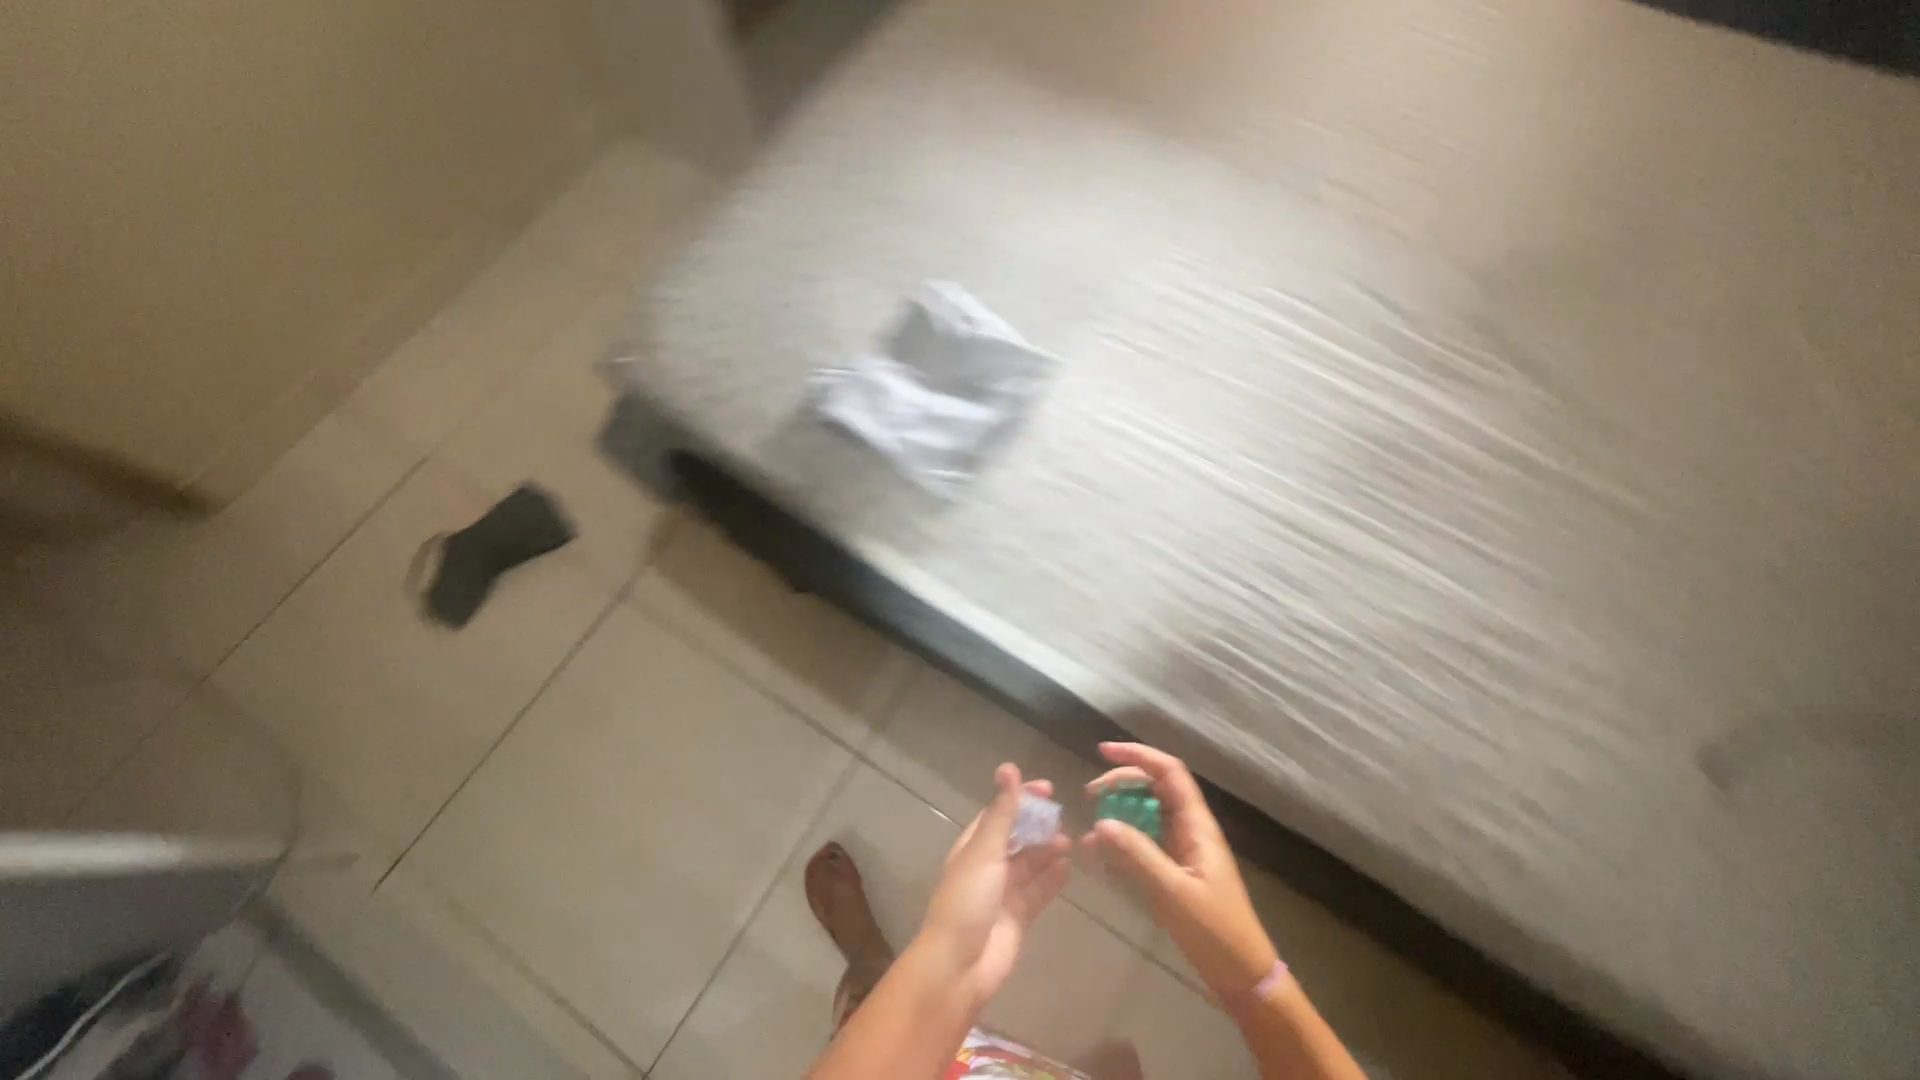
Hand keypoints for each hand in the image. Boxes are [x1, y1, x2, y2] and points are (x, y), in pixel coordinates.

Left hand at [916, 764, 1071, 1004]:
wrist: (960, 965)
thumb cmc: (967, 900)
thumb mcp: (985, 851)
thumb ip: (1002, 812)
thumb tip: (1009, 768)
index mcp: (972, 847)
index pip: (998, 813)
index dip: (1020, 799)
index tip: (1047, 789)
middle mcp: (987, 866)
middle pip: (1016, 838)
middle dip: (1037, 825)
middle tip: (1063, 815)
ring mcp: (1003, 892)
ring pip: (1030, 864)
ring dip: (1047, 850)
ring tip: (1070, 840)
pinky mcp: (1019, 916)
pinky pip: (1039, 890)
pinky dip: (1053, 877)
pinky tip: (1069, 866)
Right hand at [1082, 742, 1278, 1003]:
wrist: (1242, 974)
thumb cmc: (1214, 930)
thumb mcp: (1174, 891)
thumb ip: (1137, 855)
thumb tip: (1101, 822)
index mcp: (1198, 825)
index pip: (1169, 772)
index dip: (1138, 755)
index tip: (1102, 751)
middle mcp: (1190, 829)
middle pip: (1155, 787)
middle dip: (1122, 782)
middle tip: (1090, 794)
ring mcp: (1182, 849)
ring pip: (1147, 814)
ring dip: (1119, 812)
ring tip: (1091, 826)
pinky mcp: (1174, 870)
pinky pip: (1144, 842)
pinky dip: (1122, 840)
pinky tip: (1098, 852)